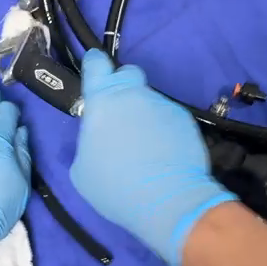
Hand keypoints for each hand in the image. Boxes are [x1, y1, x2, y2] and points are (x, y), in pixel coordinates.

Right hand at [68, 49, 235, 265]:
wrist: (167, 200)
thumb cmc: (115, 187)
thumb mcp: (82, 170)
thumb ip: (88, 141)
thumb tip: (99, 137)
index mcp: (102, 102)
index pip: (97, 65)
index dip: (95, 65)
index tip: (95, 69)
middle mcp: (133, 95)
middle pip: (128, 73)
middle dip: (122, 85)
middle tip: (119, 113)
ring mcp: (162, 105)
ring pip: (148, 100)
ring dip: (143, 114)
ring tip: (145, 146)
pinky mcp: (184, 119)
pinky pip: (167, 117)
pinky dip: (163, 129)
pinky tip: (163, 154)